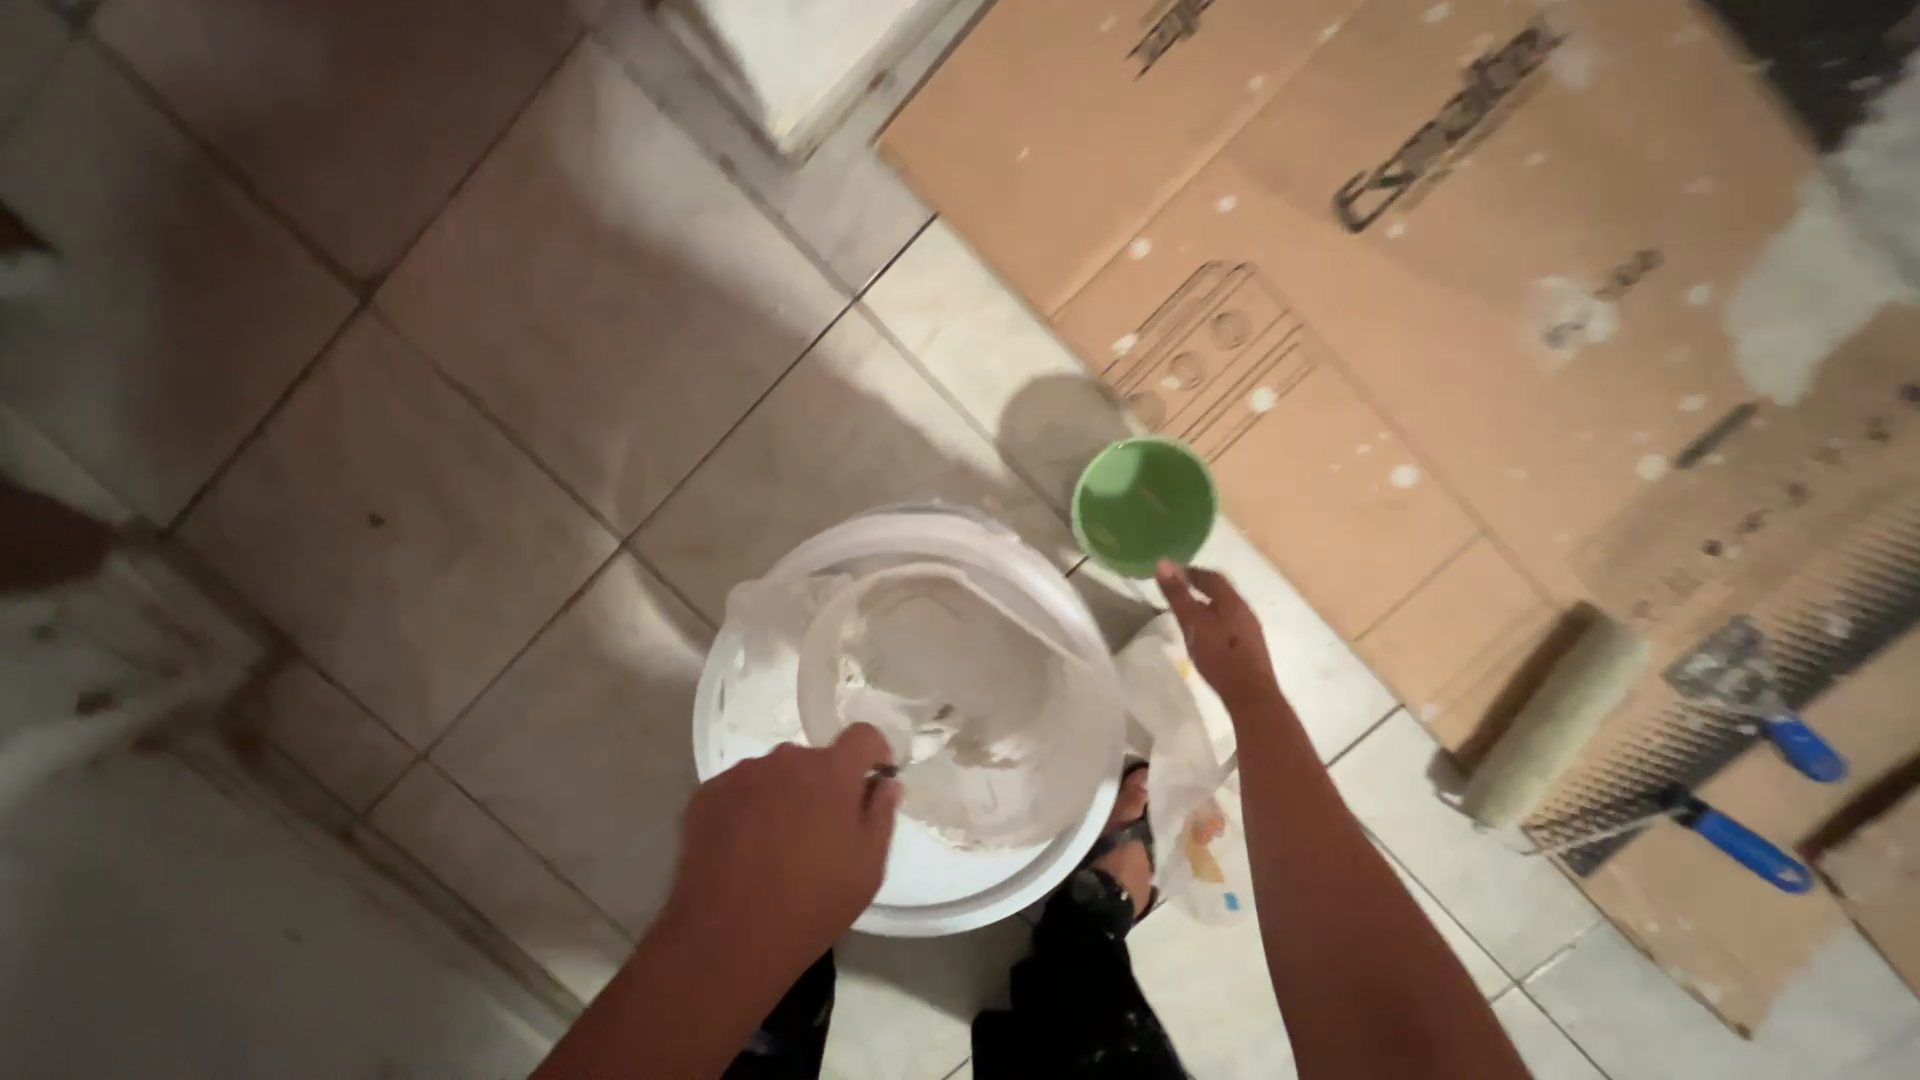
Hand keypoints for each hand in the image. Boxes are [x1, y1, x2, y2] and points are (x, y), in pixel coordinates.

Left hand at [661, 723, 900, 963]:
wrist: (726, 937)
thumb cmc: (812, 903)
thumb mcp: (867, 867)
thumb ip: (881, 814)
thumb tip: (886, 783)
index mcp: (831, 771)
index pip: (862, 736)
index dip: (872, 752)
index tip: (872, 779)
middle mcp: (786, 760)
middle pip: (814, 759)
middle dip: (823, 784)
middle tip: (819, 831)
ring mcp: (742, 775)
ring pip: (774, 774)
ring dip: (783, 796)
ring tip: (775, 845)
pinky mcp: (706, 795)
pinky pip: (739, 790)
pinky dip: (747, 809)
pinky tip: (742, 850)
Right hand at [1157, 560, 1280, 706]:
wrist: (1250, 694)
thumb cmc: (1219, 655)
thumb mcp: (1192, 622)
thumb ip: (1178, 595)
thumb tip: (1163, 564)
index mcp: (1232, 601)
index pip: (1212, 577)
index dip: (1192, 572)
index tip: (1173, 572)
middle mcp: (1245, 612)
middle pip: (1222, 592)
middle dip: (1201, 587)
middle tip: (1180, 590)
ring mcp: (1250, 631)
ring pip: (1227, 610)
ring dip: (1208, 606)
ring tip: (1189, 612)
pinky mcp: (1250, 649)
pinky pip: (1230, 625)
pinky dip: (1214, 622)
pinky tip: (1205, 636)